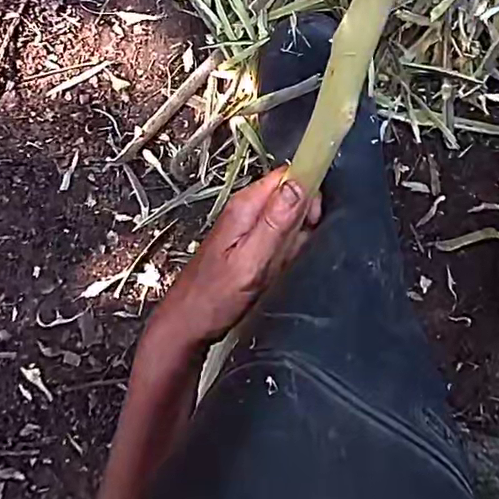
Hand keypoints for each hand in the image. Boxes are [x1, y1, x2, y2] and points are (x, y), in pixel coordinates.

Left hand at [147, 168, 320, 349]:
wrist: (188, 323)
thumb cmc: (213, 297)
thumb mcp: (250, 261)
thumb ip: (276, 222)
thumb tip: (298, 185)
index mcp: (245, 206)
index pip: (287, 176)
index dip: (307, 193)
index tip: (311, 220)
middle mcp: (246, 209)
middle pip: (290, 196)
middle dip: (302, 221)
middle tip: (291, 249)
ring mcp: (247, 226)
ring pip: (288, 219)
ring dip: (294, 240)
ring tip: (279, 264)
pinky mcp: (250, 242)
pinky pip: (280, 238)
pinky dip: (285, 253)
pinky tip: (275, 270)